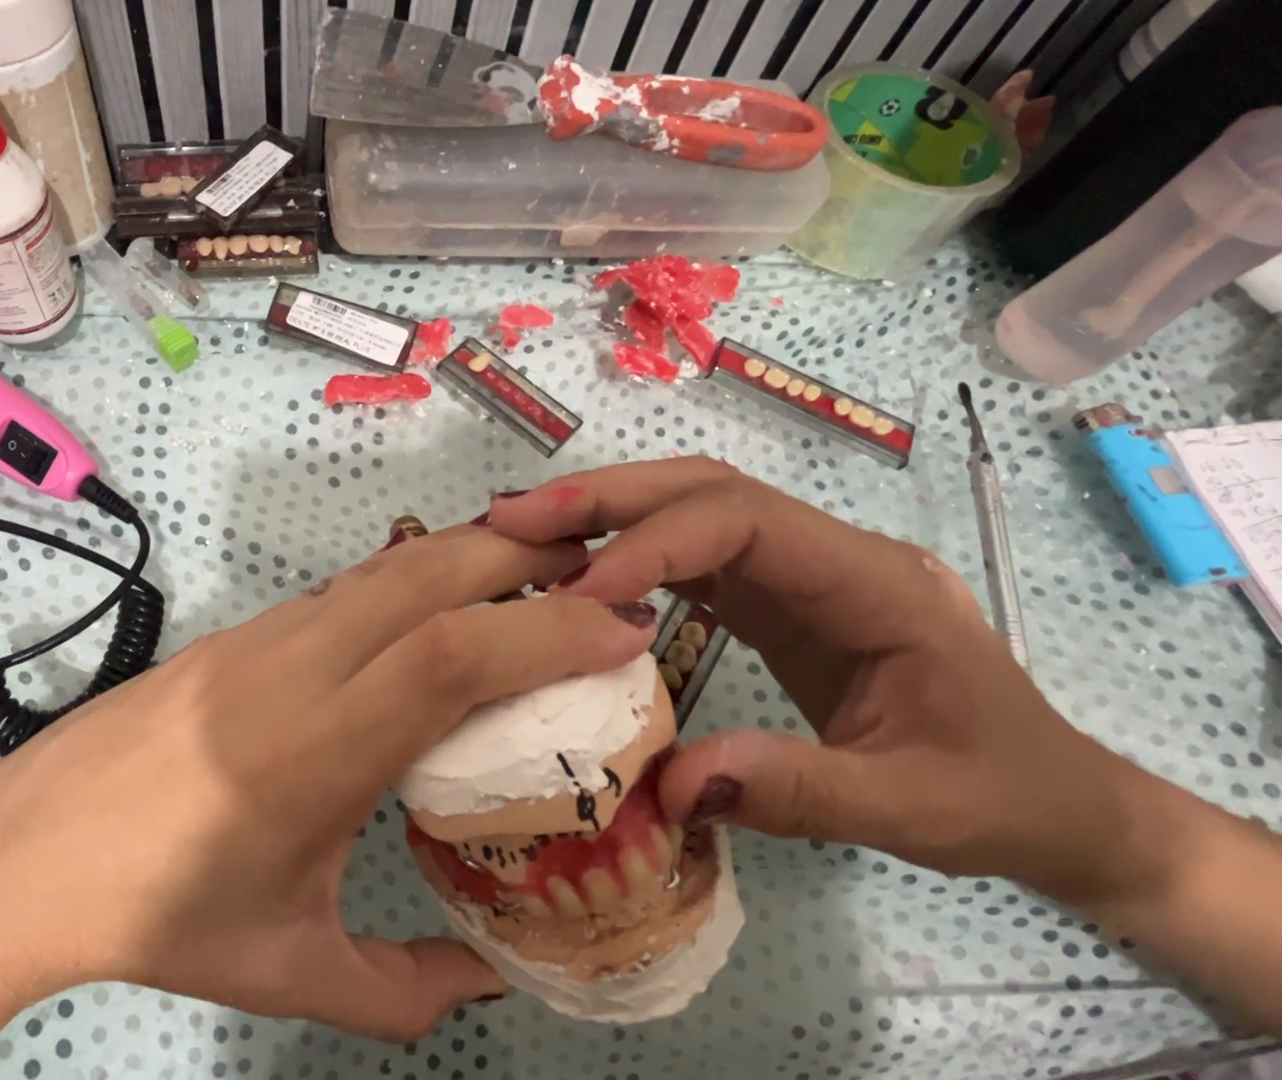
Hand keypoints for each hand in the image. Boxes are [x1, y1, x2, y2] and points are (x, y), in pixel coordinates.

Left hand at [0, 524, 656, 1040]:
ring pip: (386, 566)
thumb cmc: (158, 915)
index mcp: (318, 748)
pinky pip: (345, 586)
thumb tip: (492, 971)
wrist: (24, 852)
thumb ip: (407, 987)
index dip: (546, 628)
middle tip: (602, 582)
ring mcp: (261, 636)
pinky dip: (414, 577)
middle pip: (429, 574)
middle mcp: (295, 666)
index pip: (451, 655)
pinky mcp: (238, 633)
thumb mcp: (291, 969)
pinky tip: (438, 610)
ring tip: (536, 579)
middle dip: (528, 561)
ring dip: (471, 556)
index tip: (623, 630)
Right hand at [487, 458, 1172, 907]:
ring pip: (688, 512)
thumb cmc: (998, 793)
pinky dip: (624, 558)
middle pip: (705, 489)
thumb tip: (669, 781)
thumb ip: (799, 791)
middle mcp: (829, 554)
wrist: (1049, 797)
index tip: (580, 592)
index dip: (656, 543)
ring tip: (520, 534)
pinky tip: (573, 576)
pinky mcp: (774, 599)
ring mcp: (799, 571)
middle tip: (512, 518)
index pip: (748, 522)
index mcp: (872, 581)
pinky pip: (689, 559)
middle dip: (606, 497)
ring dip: (602, 517)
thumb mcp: (914, 808)